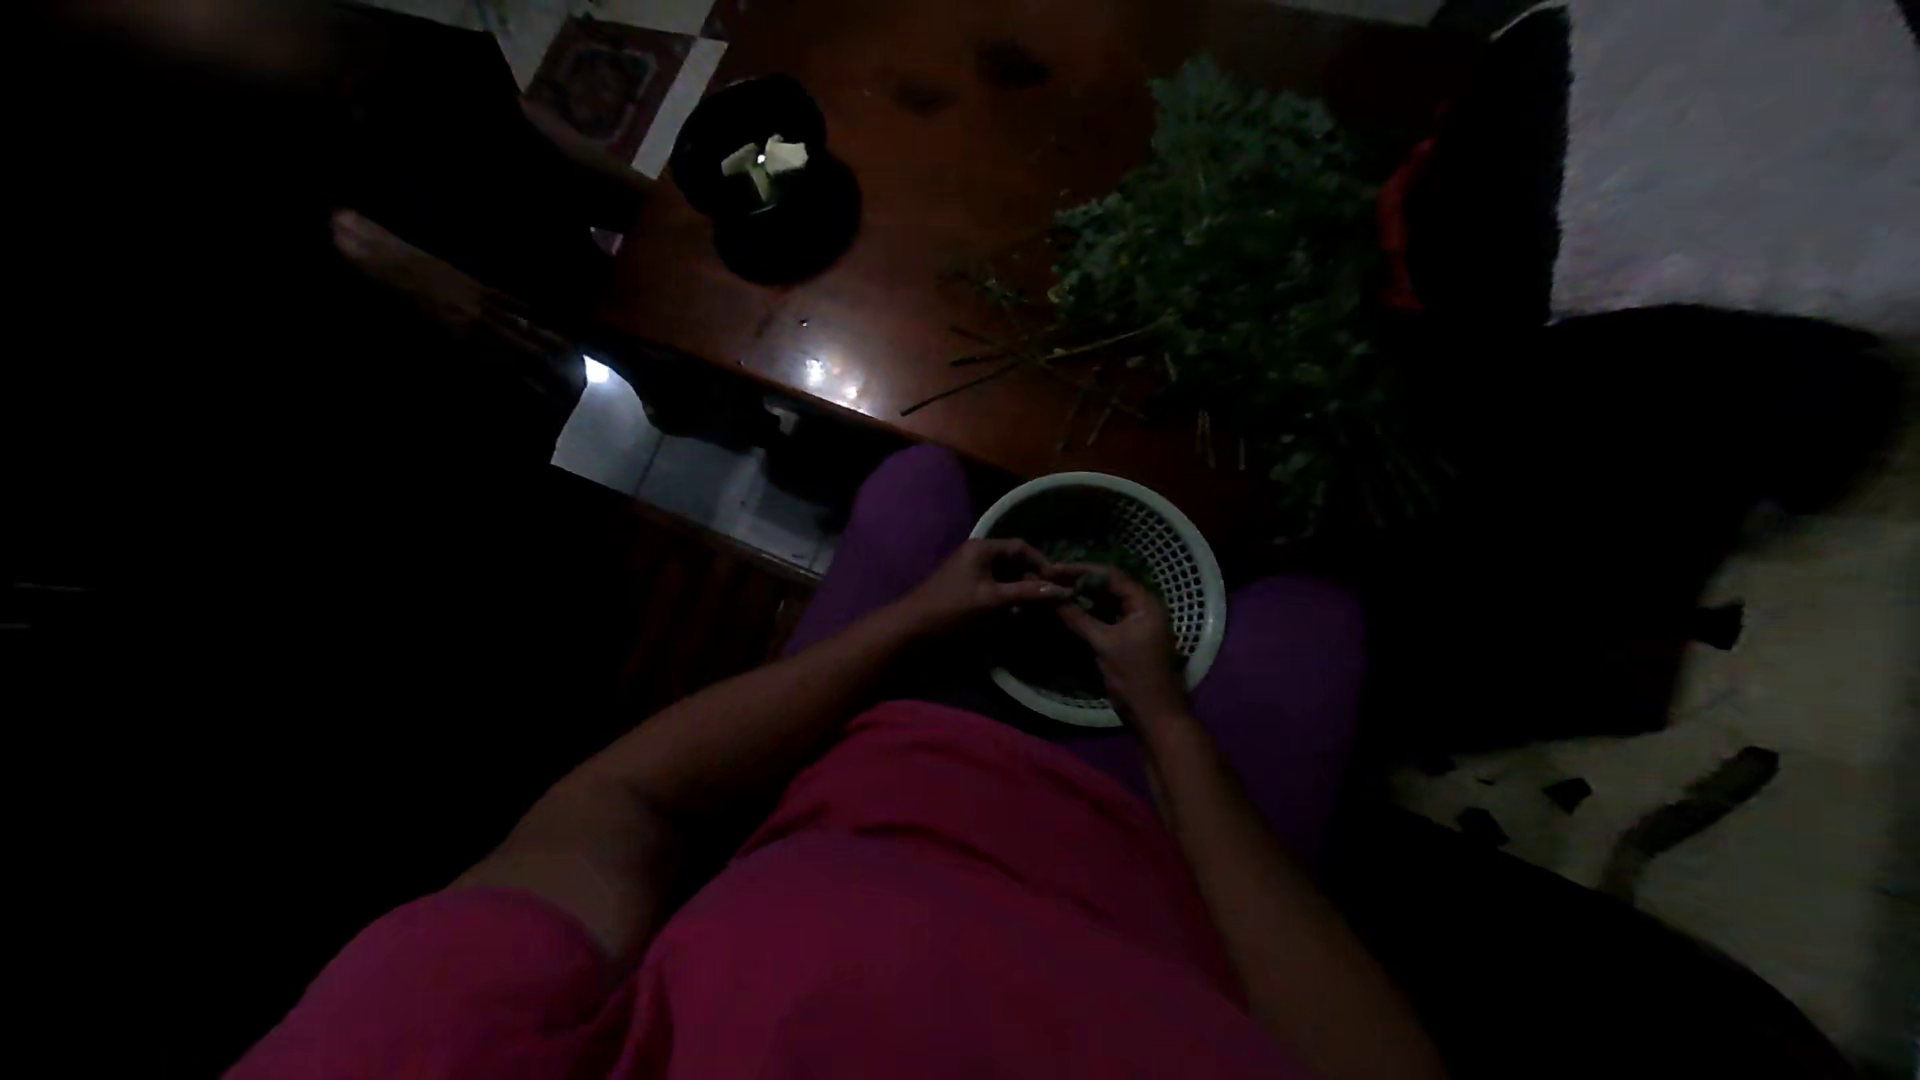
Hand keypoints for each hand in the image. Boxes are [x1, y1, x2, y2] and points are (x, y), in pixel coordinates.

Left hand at [896, 539, 1069, 636]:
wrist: (912, 628)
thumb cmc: (952, 608)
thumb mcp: (993, 599)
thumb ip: (1027, 593)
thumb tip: (1062, 590)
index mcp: (982, 548)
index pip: (1021, 547)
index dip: (1042, 563)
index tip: (1059, 583)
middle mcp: (977, 554)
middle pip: (1014, 561)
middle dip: (1034, 578)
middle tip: (1054, 597)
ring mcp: (970, 570)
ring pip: (1006, 575)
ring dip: (1022, 589)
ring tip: (1041, 606)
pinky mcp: (967, 587)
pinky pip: (995, 586)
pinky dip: (1009, 596)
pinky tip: (1020, 611)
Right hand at [1054, 565, 1188, 729]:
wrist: (1155, 716)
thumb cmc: (1135, 677)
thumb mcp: (1104, 645)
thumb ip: (1078, 619)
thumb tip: (1053, 598)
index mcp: (1145, 603)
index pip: (1111, 575)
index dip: (1081, 570)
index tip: (1054, 568)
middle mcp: (1143, 607)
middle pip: (1109, 586)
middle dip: (1080, 582)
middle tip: (1051, 578)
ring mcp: (1137, 623)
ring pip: (1106, 602)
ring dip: (1083, 597)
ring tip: (1056, 591)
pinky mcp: (1129, 637)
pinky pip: (1106, 617)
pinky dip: (1088, 613)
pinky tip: (1068, 611)